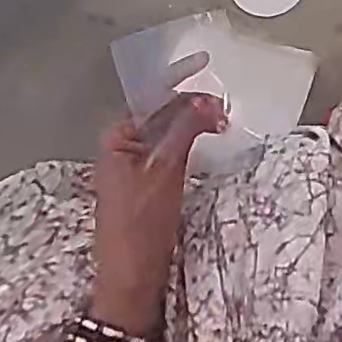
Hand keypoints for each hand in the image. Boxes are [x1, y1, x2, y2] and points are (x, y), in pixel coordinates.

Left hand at [89, 89, 227, 335]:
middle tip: (225, 105)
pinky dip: (193, 136)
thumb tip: (208, 100)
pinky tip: (210, 136)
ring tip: (223, 119)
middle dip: (194, 102)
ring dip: (196, 119)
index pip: (150, 96)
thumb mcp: (166, 170)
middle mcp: (123, 144)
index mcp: (116, 137)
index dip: (178, 77)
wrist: (132, 279)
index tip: (204, 62)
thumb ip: (186, 128)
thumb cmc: (142, 224)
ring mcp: (136, 162)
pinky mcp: (150, 177)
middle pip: (162, 109)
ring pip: (170, 127)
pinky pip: (173, 145)